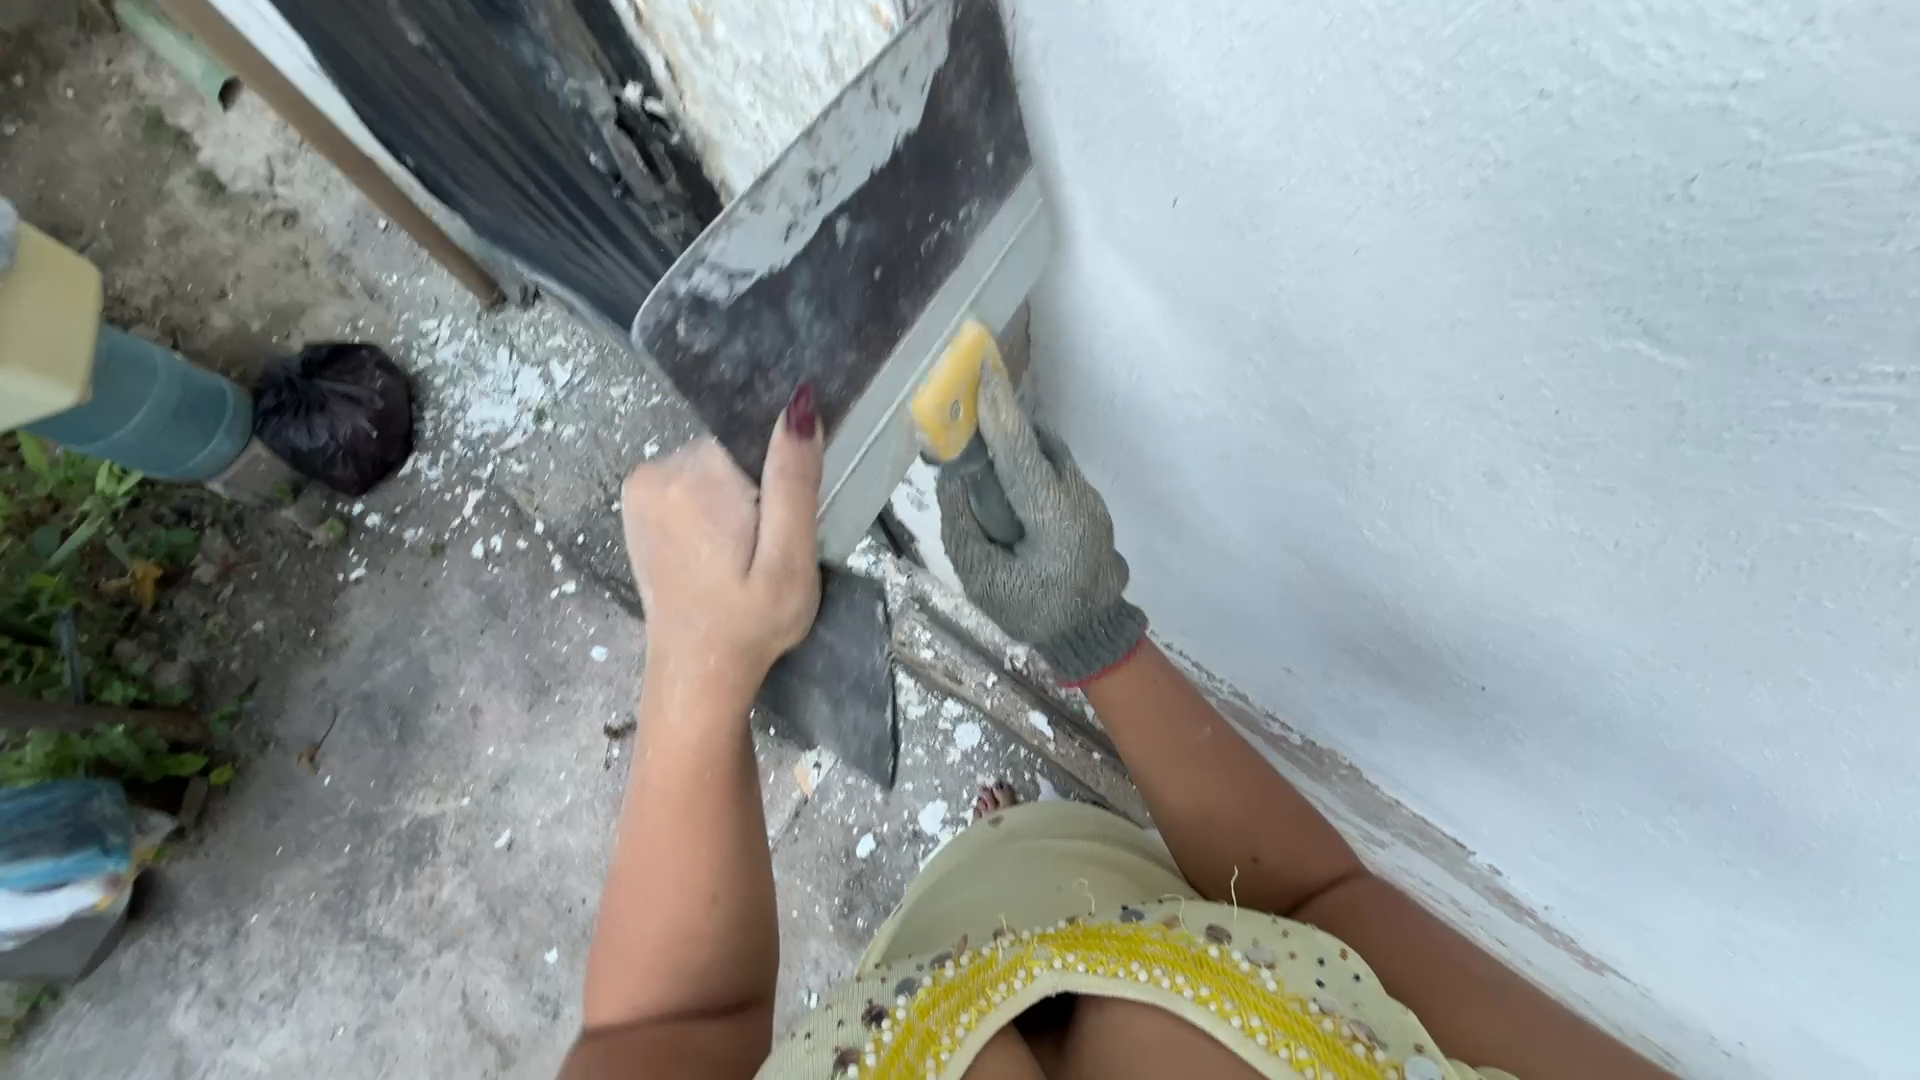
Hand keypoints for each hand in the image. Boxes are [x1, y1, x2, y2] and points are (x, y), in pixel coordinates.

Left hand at [621, 385, 824, 684]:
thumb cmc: (753, 621)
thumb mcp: (790, 558)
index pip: (754, 440)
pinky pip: (692, 483)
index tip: (784, 520)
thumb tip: (799, 403)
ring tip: (744, 553)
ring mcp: (640, 488)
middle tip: (769, 547)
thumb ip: (794, 480)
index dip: (779, 476)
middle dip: (759, 490)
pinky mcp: (638, 505)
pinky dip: (714, 507)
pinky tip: (720, 549)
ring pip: (714, 466)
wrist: (700, 670)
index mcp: (694, 478)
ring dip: (737, 499)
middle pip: (733, 453)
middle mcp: (656, 471)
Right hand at [936, 364, 1146, 684]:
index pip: (1021, 453)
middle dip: (1004, 426)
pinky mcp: (1090, 504)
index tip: (982, 374)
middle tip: (968, 414)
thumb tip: (952, 480)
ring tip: (982, 457)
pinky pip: (1054, 472)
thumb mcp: (984, 580)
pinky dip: (1029, 466)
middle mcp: (1078, 496)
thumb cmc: (1034, 612)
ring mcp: (1090, 499)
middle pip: (1037, 445)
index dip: (999, 413)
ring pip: (1048, 456)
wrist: (1091, 634)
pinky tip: (1007, 485)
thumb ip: (962, 526)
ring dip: (1017, 449)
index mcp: (1054, 516)